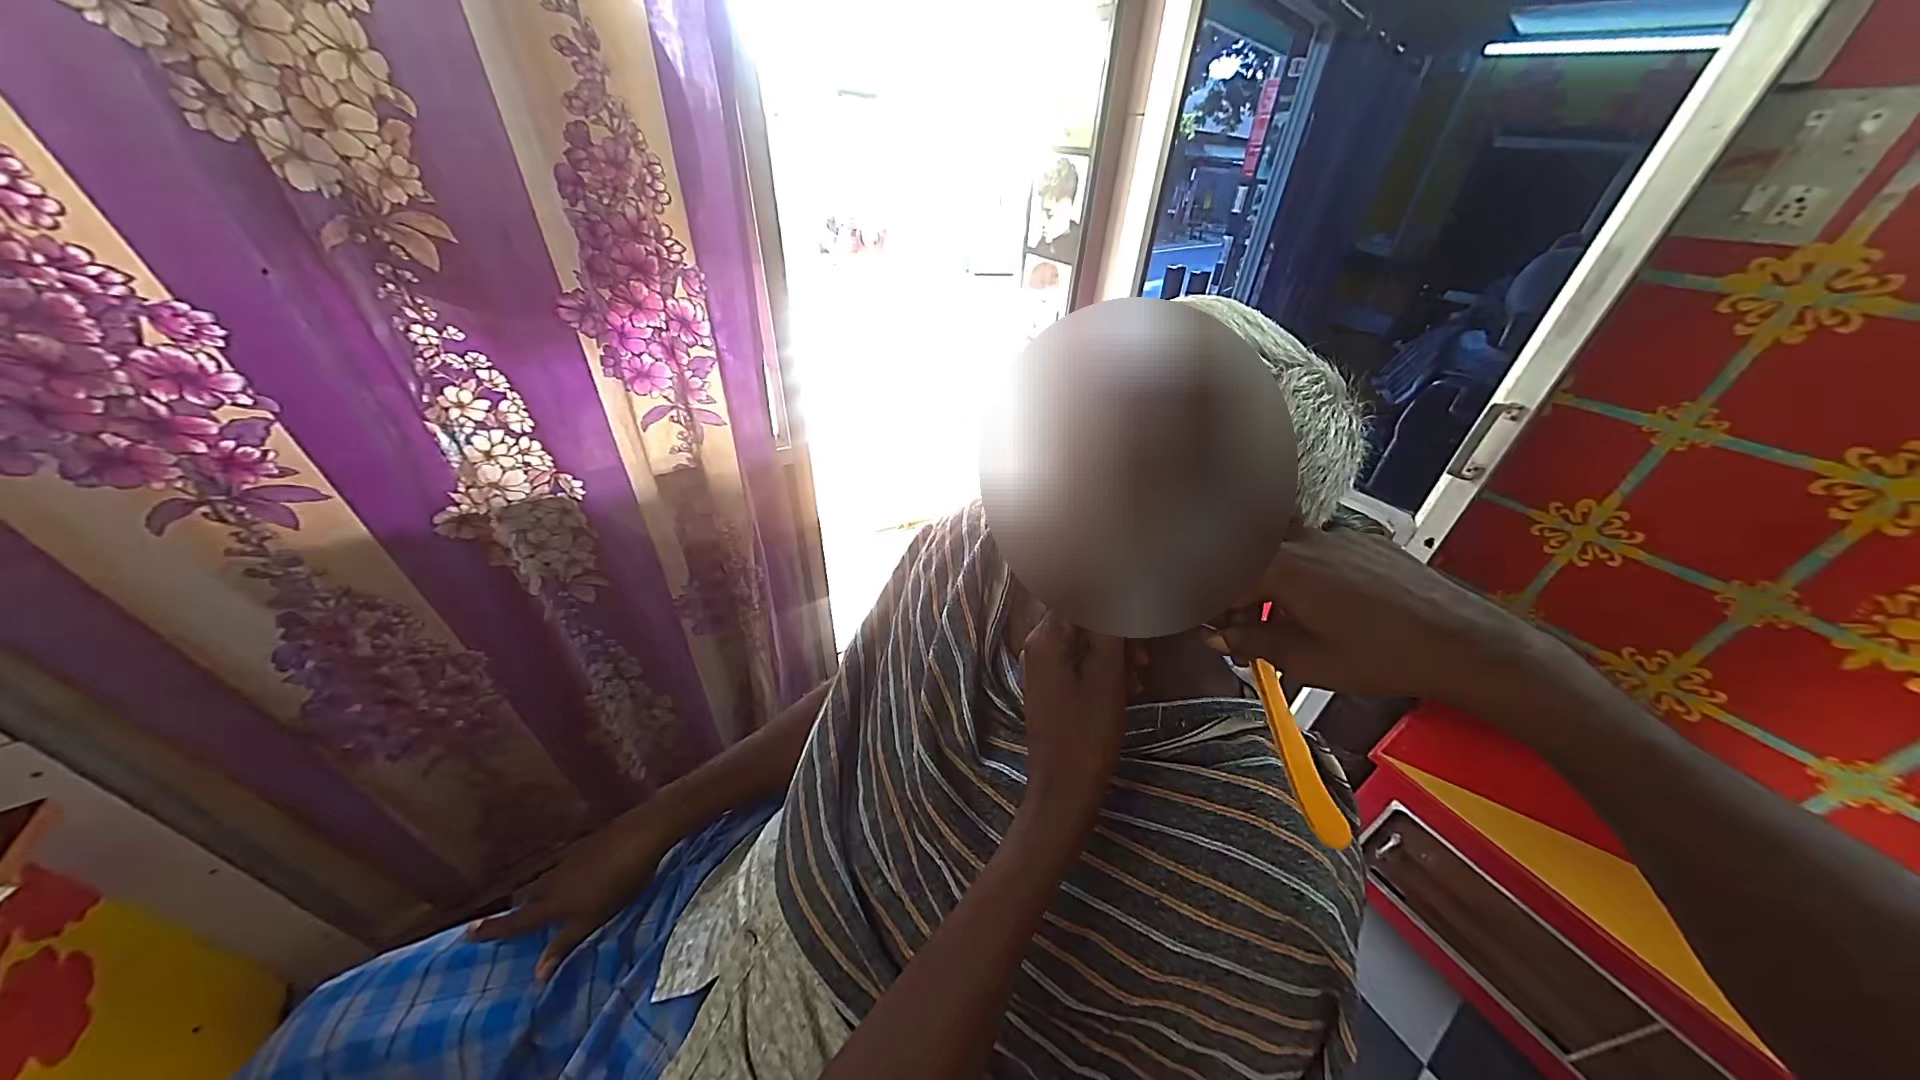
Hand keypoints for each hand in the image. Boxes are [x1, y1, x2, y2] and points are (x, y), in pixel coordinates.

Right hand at [467, 808, 675, 980]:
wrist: (641, 834)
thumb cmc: (620, 882)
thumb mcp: (594, 918)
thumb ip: (565, 943)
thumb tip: (536, 975)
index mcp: (552, 903)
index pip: (516, 921)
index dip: (492, 929)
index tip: (466, 933)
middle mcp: (552, 879)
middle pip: (524, 896)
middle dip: (514, 907)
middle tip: (507, 916)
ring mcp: (568, 857)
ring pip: (540, 876)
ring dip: (532, 887)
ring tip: (529, 894)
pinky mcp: (584, 842)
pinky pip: (559, 859)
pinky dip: (553, 868)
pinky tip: (562, 866)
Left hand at [1019, 611, 1127, 822]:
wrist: (1064, 788)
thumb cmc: (1087, 733)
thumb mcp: (1106, 677)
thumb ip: (1107, 631)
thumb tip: (1113, 592)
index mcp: (1045, 639)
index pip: (1078, 599)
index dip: (1111, 603)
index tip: (1138, 614)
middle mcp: (1037, 647)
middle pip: (1081, 620)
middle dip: (1116, 632)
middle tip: (1144, 656)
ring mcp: (1042, 668)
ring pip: (1084, 643)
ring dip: (1114, 653)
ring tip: (1140, 674)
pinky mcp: (1051, 687)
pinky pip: (1080, 664)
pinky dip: (1104, 670)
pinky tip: (1129, 688)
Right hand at [1204, 529, 1577, 719]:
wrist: (1462, 643)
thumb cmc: (1385, 655)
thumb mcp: (1307, 660)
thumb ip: (1253, 642)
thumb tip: (1218, 637)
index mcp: (1283, 567)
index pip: (1224, 579)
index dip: (1211, 608)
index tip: (1211, 629)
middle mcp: (1303, 542)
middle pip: (1247, 559)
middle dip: (1237, 595)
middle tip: (1241, 632)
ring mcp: (1334, 537)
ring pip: (1278, 553)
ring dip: (1266, 583)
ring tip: (1279, 623)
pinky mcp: (1359, 541)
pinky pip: (1310, 551)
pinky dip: (1297, 574)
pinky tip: (1313, 607)